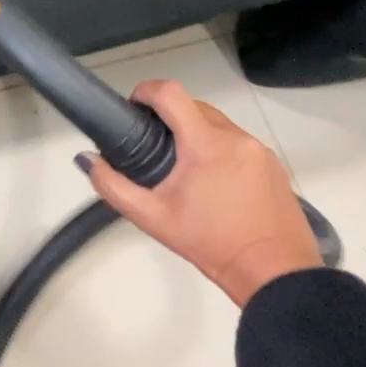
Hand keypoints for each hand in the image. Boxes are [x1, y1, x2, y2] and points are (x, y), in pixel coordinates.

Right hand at [77, 79, 322, 306]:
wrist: (277, 275)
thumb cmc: (211, 244)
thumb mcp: (151, 218)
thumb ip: (112, 185)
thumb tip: (88, 159)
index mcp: (205, 145)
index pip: (171, 93)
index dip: (145, 91)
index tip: (132, 107)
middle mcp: (236, 138)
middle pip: (194, 105)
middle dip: (169, 115)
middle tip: (151, 144)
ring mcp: (260, 150)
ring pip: (217, 123)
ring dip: (195, 131)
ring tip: (181, 165)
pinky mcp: (275, 165)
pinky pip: (238, 142)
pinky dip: (219, 148)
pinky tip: (212, 180)